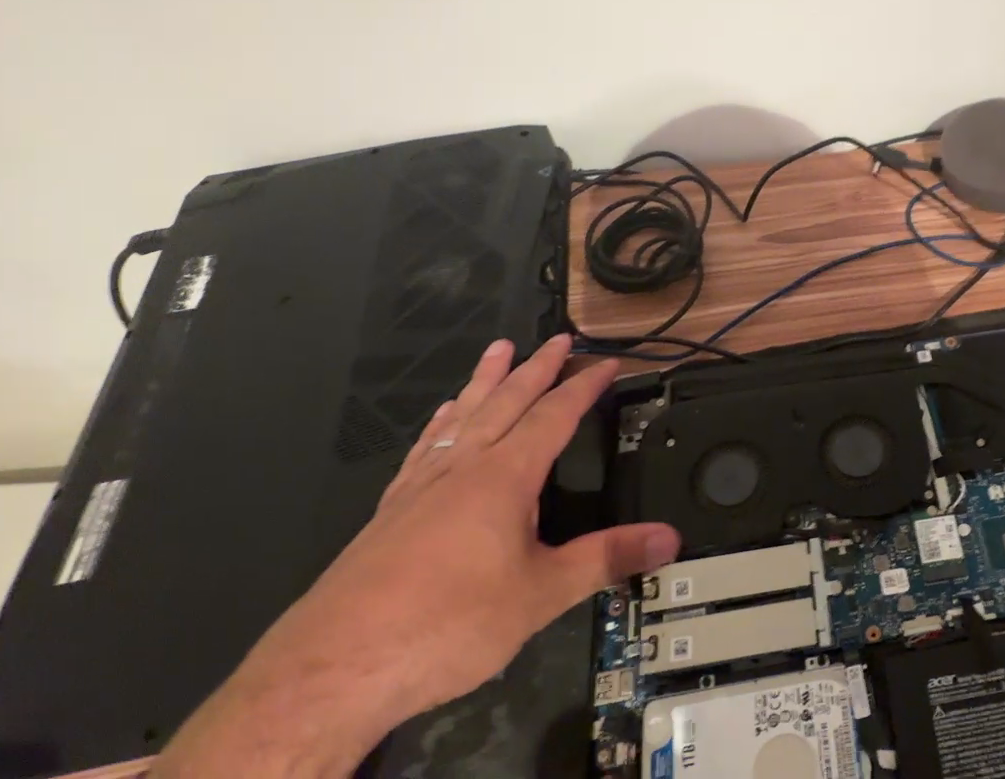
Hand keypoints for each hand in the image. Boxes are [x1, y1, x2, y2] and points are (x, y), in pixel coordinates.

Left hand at [156, 335, 680, 777]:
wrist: (336, 665)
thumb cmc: (448, 623)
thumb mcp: (542, 595)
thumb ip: (607, 559)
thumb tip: (669, 537)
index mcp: (503, 477)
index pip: (553, 417)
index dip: (583, 387)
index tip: (606, 364)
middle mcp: (461, 468)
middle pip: (505, 402)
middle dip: (536, 369)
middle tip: (556, 339)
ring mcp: (420, 487)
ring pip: (461, 416)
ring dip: (484, 381)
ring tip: (497, 351)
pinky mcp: (391, 511)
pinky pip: (425, 448)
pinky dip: (442, 424)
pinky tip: (443, 421)